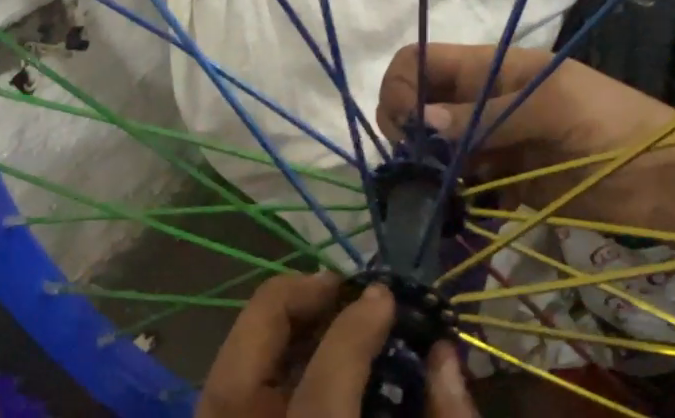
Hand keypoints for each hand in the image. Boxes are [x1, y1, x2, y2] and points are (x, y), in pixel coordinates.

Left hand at [197, 273, 476, 416]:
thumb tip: (444, 357)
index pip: (329, 374)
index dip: (360, 322)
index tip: (385, 294)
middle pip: (253, 343)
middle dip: (296, 300)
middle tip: (343, 291)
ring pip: (231, 360)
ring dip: (279, 324)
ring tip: (327, 317)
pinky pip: (230, 384)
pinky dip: (265, 358)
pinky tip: (302, 359)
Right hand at [376, 43, 674, 221]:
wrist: (671, 183)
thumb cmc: (612, 125)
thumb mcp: (551, 105)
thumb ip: (485, 114)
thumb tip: (421, 122)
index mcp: (492, 66)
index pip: (421, 61)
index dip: (402, 89)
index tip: (408, 131)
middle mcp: (485, 100)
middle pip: (423, 106)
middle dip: (411, 134)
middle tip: (422, 170)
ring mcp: (496, 143)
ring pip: (441, 149)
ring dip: (430, 172)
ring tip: (439, 200)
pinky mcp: (510, 183)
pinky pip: (466, 186)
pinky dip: (455, 200)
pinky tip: (459, 217)